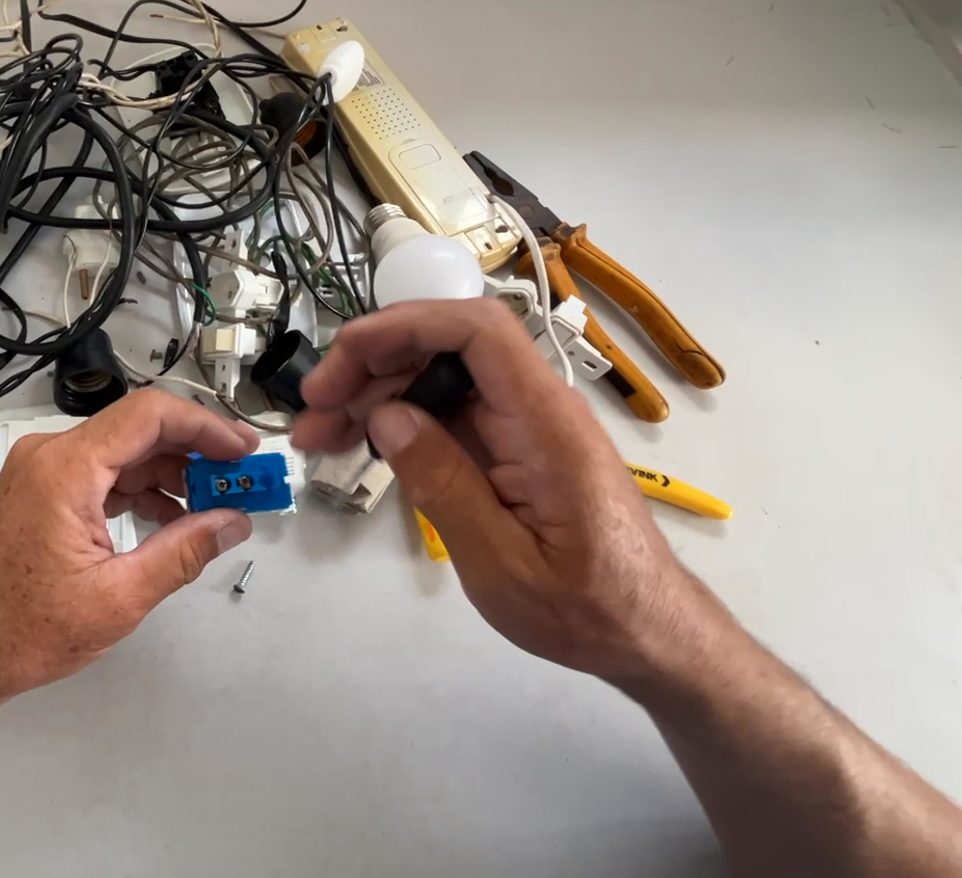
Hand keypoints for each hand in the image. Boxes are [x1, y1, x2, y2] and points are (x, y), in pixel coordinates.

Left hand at [0, 390, 258, 716]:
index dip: (205, 426)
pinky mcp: (41, 491)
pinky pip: (102, 475)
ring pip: (122, 453)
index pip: (149, 415)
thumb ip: (184, 552)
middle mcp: (50, 455)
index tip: (244, 449)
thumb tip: (233, 522)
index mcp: (65, 469)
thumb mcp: (118, 597)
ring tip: (215, 505)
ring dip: (170, 474)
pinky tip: (172, 520)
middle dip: (195, 452)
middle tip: (241, 479)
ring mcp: (42, 471)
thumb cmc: (23, 631)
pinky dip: (139, 491)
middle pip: (138, 430)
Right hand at [291, 299, 728, 686]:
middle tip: (313, 409)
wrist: (647, 635)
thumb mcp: (502, 563)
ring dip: (371, 394)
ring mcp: (518, 424)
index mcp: (544, 422)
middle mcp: (532, 406)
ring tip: (317, 434)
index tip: (344, 353)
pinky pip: (442, 412)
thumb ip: (444, 483)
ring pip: (434, 378)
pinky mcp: (505, 444)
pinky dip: (393, 420)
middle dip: (370, 364)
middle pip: (444, 347)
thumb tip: (386, 415)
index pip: (478, 331)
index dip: (405, 325)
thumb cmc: (585, 610)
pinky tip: (356, 442)